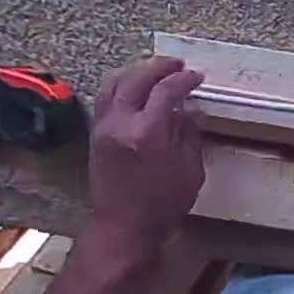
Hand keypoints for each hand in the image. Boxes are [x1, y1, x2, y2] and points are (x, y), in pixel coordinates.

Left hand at [86, 56, 205, 259]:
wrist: (123, 228)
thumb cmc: (162, 206)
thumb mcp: (189, 172)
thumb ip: (189, 135)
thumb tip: (190, 110)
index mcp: (149, 133)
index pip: (167, 90)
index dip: (184, 79)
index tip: (197, 77)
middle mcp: (122, 124)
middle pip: (137, 78)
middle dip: (159, 67)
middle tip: (177, 65)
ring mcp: (104, 127)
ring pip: (115, 82)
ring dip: (136, 71)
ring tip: (153, 71)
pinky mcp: (96, 135)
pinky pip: (106, 97)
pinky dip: (121, 85)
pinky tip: (133, 89)